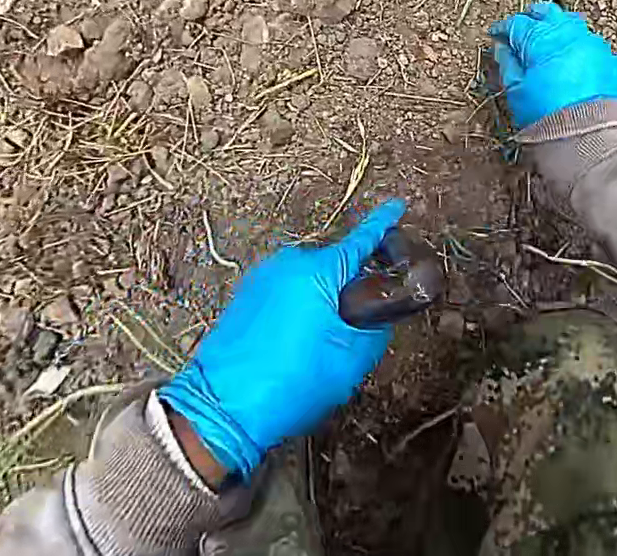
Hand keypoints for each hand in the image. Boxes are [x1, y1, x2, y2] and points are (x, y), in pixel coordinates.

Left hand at [160, 200, 405, 479]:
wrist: (220, 411)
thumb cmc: (288, 383)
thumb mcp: (350, 361)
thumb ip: (376, 330)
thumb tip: (380, 317)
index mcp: (317, 271)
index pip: (361, 240)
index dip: (382, 223)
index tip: (396, 205)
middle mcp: (288, 264)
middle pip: (335, 266)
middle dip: (348, 288)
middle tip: (353, 324)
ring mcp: (263, 277)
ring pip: (309, 281)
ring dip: (320, 301)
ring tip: (315, 344)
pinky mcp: (245, 295)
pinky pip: (285, 292)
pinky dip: (296, 309)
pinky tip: (293, 343)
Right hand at [487, 1, 616, 127]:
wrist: (593, 139)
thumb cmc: (548, 116)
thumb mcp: (517, 92)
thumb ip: (508, 65)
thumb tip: (503, 48)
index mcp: (543, 37)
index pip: (519, 23)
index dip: (504, 28)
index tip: (496, 34)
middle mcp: (572, 34)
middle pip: (549, 13)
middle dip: (533, 17)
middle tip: (522, 26)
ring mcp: (596, 46)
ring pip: (575, 25)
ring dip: (559, 29)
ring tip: (549, 41)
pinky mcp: (613, 62)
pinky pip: (593, 47)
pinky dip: (580, 48)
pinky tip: (574, 61)